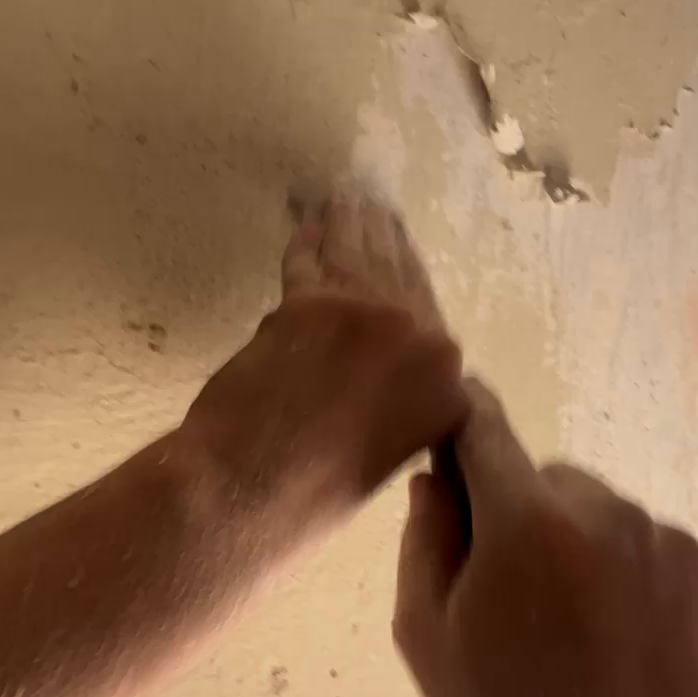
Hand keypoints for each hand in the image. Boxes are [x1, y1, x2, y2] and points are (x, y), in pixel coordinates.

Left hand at [180, 197, 464, 529]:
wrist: (251, 487)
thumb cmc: (315, 493)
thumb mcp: (380, 453)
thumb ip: (393, 403)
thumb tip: (376, 374)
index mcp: (446, 387)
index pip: (429, 321)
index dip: (410, 284)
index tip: (403, 257)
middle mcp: (417, 338)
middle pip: (398, 278)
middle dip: (385, 242)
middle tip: (378, 211)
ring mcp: (365, 314)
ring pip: (358, 259)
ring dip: (350, 227)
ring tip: (349, 203)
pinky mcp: (310, 302)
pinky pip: (308, 261)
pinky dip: (305, 241)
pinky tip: (309, 223)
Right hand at [392, 379, 697, 696]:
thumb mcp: (426, 638)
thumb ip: (422, 540)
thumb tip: (434, 479)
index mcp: (526, 524)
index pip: (485, 430)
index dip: (462, 413)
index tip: (452, 406)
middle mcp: (610, 513)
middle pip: (544, 478)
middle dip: (519, 511)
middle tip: (511, 590)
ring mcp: (676, 546)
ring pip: (601, 513)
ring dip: (576, 542)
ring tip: (574, 627)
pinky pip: (652, 549)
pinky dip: (628, 573)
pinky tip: (625, 642)